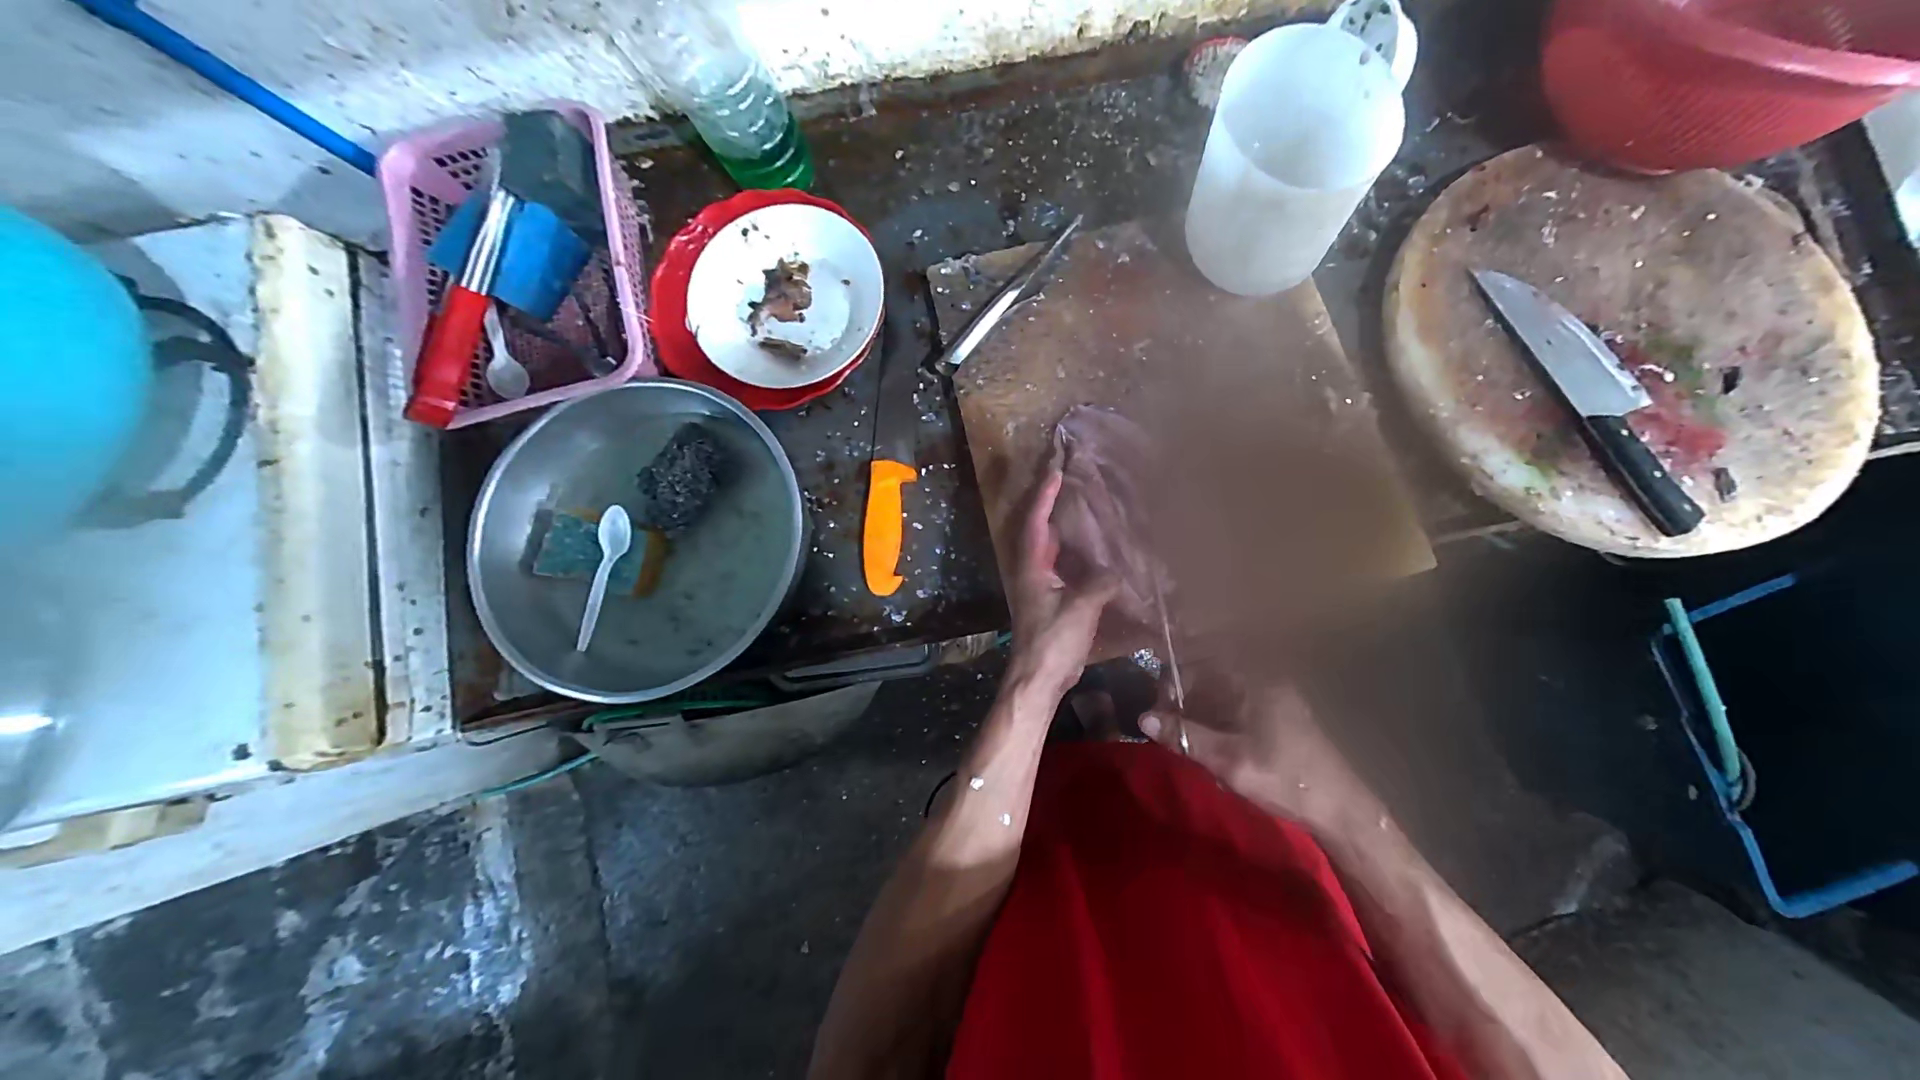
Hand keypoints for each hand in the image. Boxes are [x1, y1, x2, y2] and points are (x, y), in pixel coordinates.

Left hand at [1005, 466, 1118, 703]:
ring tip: (1085, 512)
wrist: (1039, 678)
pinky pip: (1063, 570)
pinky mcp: (1051, 602)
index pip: (1035, 522)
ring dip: (1065, 531)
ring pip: (1051, 551)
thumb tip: (1116, 571)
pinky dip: (1076, 557)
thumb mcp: (1080, 608)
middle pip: (1040, 532)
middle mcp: (1032, 572)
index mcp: (1031, 567)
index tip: (1055, 472)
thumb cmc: (1053, 640)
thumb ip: (1100, 583)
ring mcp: (1040, 588)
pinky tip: (1096, 555)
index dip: (1044, 496)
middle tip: (1070, 485)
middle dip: (1051, 507)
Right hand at [1139, 671, 1370, 829]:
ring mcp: (1273, 697)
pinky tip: (1210, 749)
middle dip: (1183, 702)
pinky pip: (1234, 708)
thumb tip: (1142, 718)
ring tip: (1185, 743)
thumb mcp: (1227, 760)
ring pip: (1219, 695)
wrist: (1342, 811)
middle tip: (1165, 730)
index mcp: (1253, 681)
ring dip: (1198, 716)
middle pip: (1207, 677)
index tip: (1154, 708)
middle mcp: (1263, 680)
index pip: (1199, 662)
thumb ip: (1183, 736)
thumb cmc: (1284, 779)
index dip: (1171, 682)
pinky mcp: (1277, 716)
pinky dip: (1216, 723)